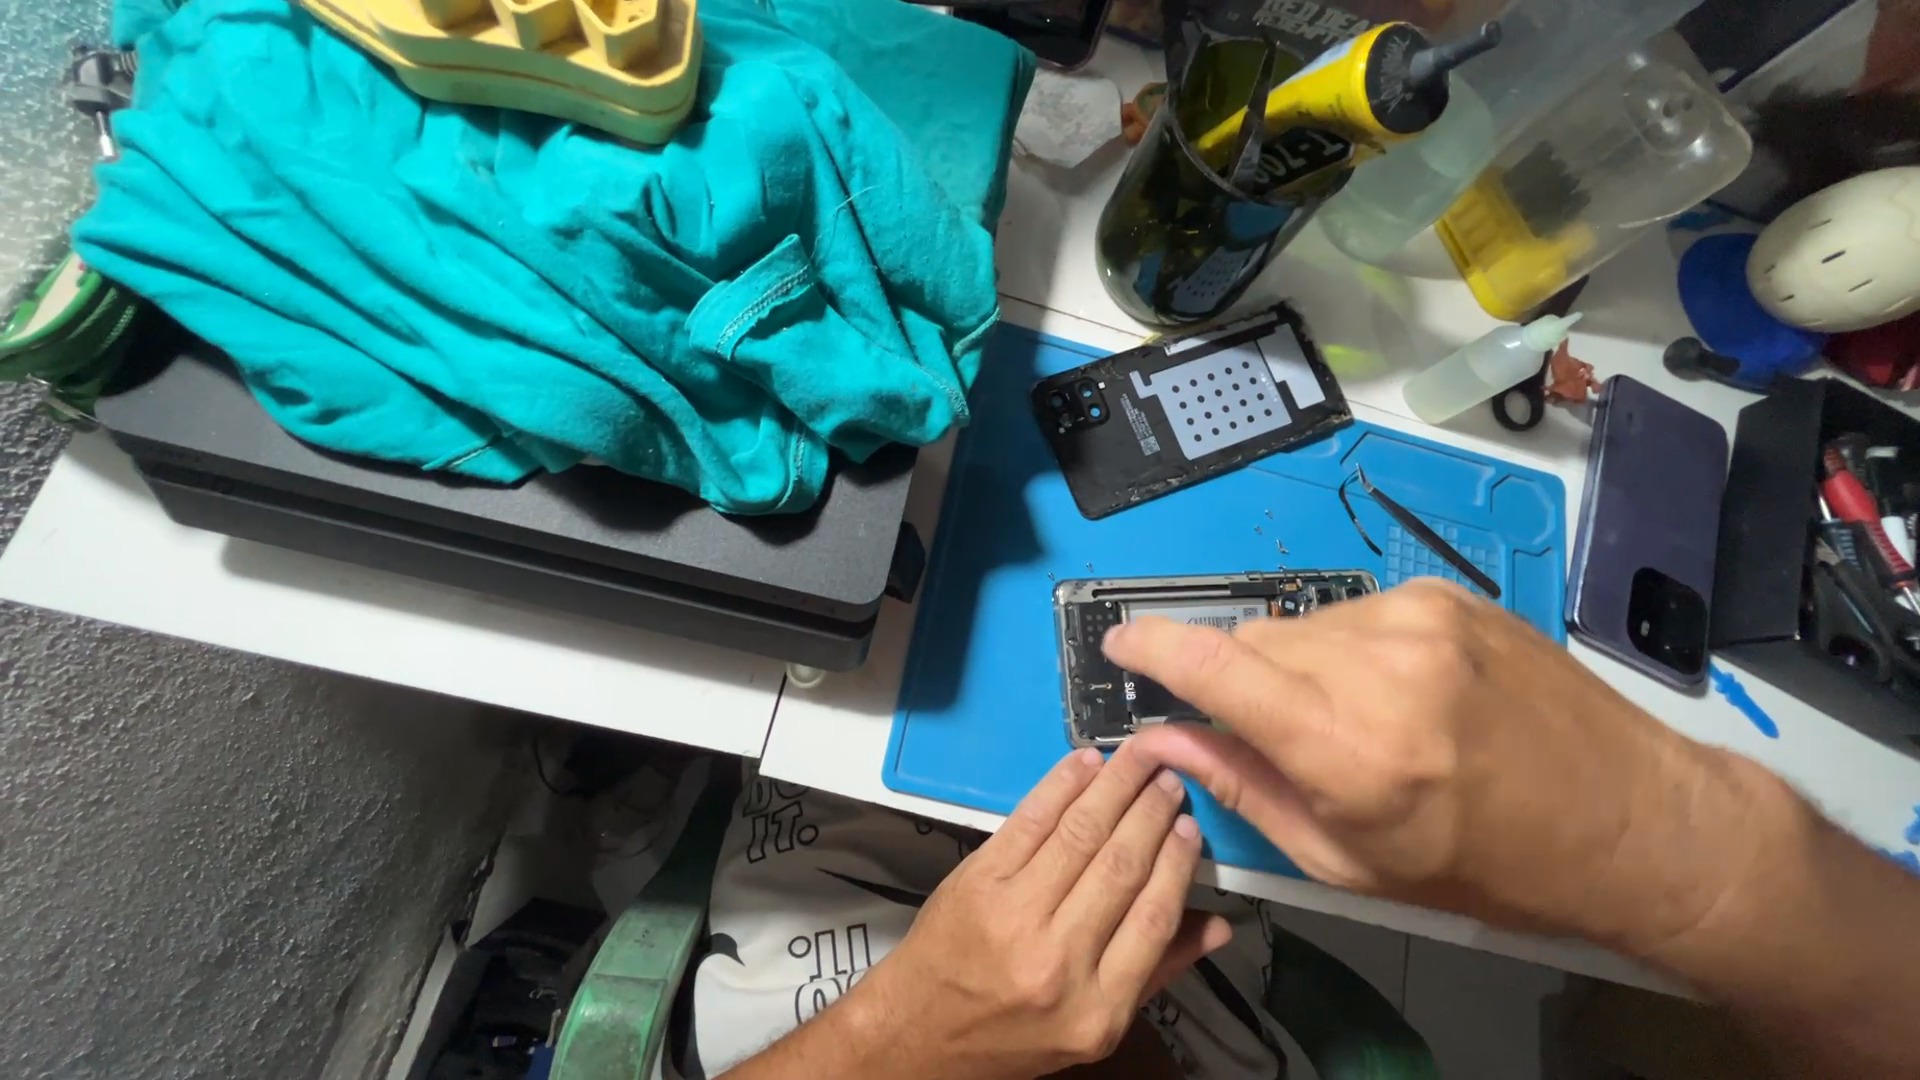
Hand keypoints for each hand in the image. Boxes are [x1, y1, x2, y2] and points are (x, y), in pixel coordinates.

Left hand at [848, 744, 1232, 1079]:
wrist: (923, 1027)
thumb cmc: (1015, 1030)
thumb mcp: (1094, 1026)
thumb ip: (1157, 972)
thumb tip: (1218, 925)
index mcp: (1098, 1007)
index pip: (1153, 917)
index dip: (1176, 862)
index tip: (1191, 824)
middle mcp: (1059, 959)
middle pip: (1119, 867)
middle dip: (1150, 812)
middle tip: (1171, 778)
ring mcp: (1014, 913)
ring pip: (1079, 835)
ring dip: (1114, 788)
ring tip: (1139, 759)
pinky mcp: (980, 878)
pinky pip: (1030, 820)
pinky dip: (1061, 786)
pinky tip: (1085, 763)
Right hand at [1102, 580, 1776, 952]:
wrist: (1637, 820)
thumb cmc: (1483, 866)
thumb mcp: (1344, 858)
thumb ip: (1240, 785)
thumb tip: (1161, 737)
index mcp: (1348, 745)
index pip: (1215, 669)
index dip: (1152, 647)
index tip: (1120, 643)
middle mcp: (1375, 664)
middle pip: (1247, 643)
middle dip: (1232, 677)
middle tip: (1268, 725)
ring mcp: (1412, 617)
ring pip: (1293, 627)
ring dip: (1289, 664)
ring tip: (1345, 713)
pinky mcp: (1438, 594)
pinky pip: (1345, 613)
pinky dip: (1339, 647)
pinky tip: (1389, 686)